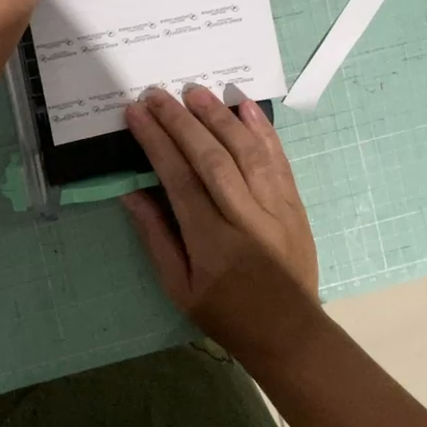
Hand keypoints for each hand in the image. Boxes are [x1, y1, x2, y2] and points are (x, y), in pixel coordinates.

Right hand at [122, 86, 320, 363]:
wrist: (291, 335)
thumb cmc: (226, 313)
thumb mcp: (178, 287)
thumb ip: (155, 236)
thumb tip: (131, 192)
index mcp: (211, 242)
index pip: (179, 179)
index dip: (156, 142)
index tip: (135, 113)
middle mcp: (246, 219)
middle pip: (211, 158)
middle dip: (180, 121)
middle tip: (157, 94)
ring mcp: (276, 209)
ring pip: (246, 152)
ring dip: (219, 117)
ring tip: (195, 91)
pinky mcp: (295, 204)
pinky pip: (278, 160)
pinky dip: (262, 130)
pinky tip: (245, 106)